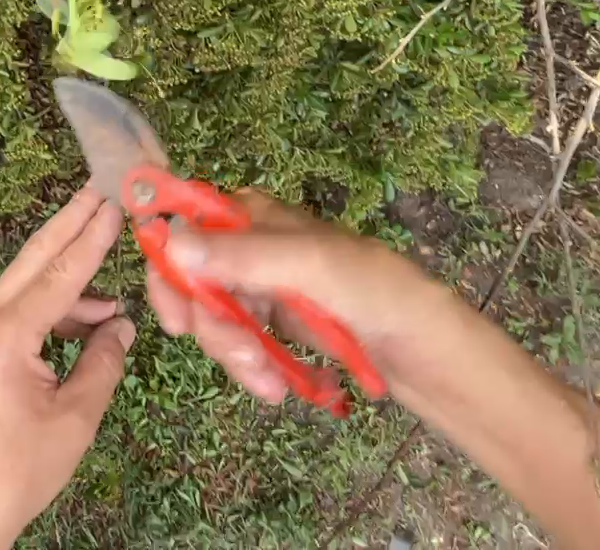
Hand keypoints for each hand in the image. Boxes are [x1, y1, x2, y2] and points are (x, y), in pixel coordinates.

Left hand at [0, 191, 135, 549]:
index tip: (112, 202)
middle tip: (98, 189)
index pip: (59, 274)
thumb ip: (102, 362)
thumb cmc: (20, 469)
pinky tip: (90, 318)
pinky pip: (23, 308)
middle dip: (70, 222)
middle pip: (34, 258)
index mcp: (6, 335)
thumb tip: (122, 322)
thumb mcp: (76, 419)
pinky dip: (56, 306)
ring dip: (69, 272)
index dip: (90, 237)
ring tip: (111, 269)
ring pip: (29, 281)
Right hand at [147, 190, 435, 403]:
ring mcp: (260, 285)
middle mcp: (248, 245)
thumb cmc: (376, 293)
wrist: (432, 353)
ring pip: (211, 317)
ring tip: (271, 382)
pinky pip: (238, 342)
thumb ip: (241, 255)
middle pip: (190, 281)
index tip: (177, 318)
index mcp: (250, 214)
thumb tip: (171, 242)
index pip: (183, 227)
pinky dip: (250, 366)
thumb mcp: (310, 268)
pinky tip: (277, 385)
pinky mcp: (273, 322)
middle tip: (242, 356)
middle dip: (210, 326)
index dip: (168, 269)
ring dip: (234, 354)